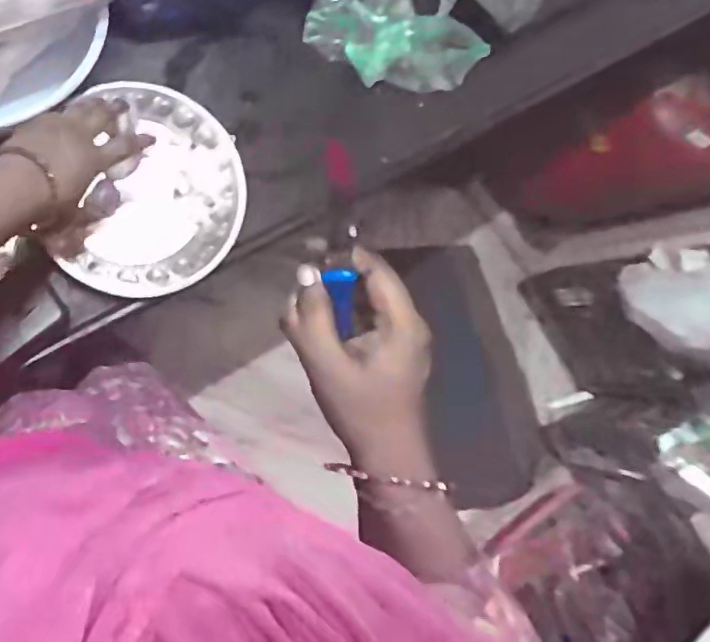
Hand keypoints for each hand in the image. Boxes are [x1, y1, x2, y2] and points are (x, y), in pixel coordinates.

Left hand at [2, 97, 149, 212]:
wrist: (11, 185)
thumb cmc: (46, 207)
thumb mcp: (73, 216)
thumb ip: (90, 212)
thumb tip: (105, 207)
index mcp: (94, 159)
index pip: (124, 147)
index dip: (140, 142)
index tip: (151, 137)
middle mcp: (80, 136)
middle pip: (103, 116)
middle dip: (116, 110)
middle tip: (123, 104)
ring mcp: (57, 125)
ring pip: (80, 108)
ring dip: (92, 104)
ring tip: (98, 100)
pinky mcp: (35, 123)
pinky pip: (56, 113)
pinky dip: (65, 113)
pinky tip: (64, 114)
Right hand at [281, 247, 433, 468]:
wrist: (389, 459)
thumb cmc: (359, 409)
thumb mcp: (326, 361)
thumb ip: (312, 314)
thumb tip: (306, 272)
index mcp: (402, 320)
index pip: (374, 267)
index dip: (342, 254)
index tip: (310, 250)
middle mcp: (408, 321)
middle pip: (369, 280)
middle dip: (333, 276)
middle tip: (301, 278)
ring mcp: (403, 336)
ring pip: (366, 298)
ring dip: (335, 296)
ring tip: (304, 307)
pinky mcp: (393, 349)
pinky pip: (366, 317)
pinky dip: (343, 315)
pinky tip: (319, 327)